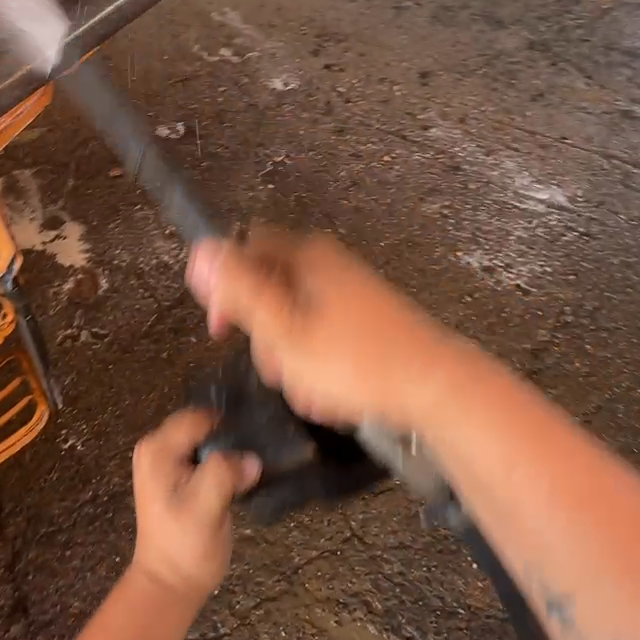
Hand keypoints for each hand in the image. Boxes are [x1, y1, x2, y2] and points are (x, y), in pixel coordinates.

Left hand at [129, 409, 261, 600]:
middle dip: (229, 434)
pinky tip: (244, 472)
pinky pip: (205, 454)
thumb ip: (223, 474)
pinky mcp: (179, 476)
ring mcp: (167, 461)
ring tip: (256, 459)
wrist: (170, 583)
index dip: (227, 423)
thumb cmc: (184, 547)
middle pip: (201, 424)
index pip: (198, 417)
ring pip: (205, 439)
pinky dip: (223, 460)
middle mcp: (157, 447)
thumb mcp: (205, 509)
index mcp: (158, 449)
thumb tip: (252, 458)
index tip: (257, 433)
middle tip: (262, 446)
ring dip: (229, 448)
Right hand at [186, 228, 459, 427]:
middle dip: (261, 330)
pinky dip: (315, 358)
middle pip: (268, 284)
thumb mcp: (283, 331)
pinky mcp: (365, 316)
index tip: (221, 328)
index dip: (223, 284)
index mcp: (305, 256)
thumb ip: (239, 291)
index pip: (243, 249)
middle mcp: (326, 263)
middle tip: (272, 367)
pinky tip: (328, 390)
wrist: (438, 387)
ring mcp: (348, 289)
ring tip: (306, 387)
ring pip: (294, 314)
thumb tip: (201, 251)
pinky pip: (321, 330)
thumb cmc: (356, 361)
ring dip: (288, 352)